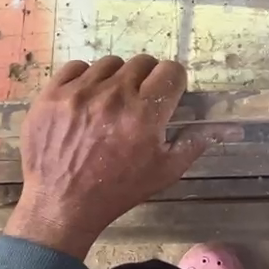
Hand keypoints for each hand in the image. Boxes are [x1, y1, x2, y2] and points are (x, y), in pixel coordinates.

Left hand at [5, 55, 218, 258]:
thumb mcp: (165, 172)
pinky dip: (85, 78)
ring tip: (111, 101)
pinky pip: (76, 68)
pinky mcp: (51, 96)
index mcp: (145, 114)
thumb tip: (217, 128)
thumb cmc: (118, 190)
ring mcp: (79, 93)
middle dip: (147, 78)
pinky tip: (86, 98)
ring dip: (117, 78)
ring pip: (110, 64)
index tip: (167, 95)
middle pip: (142, 62)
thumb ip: (193, 144)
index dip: (174, 81)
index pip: (171, 70)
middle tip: (140, 100)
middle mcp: (114, 96)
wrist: (61, 206)